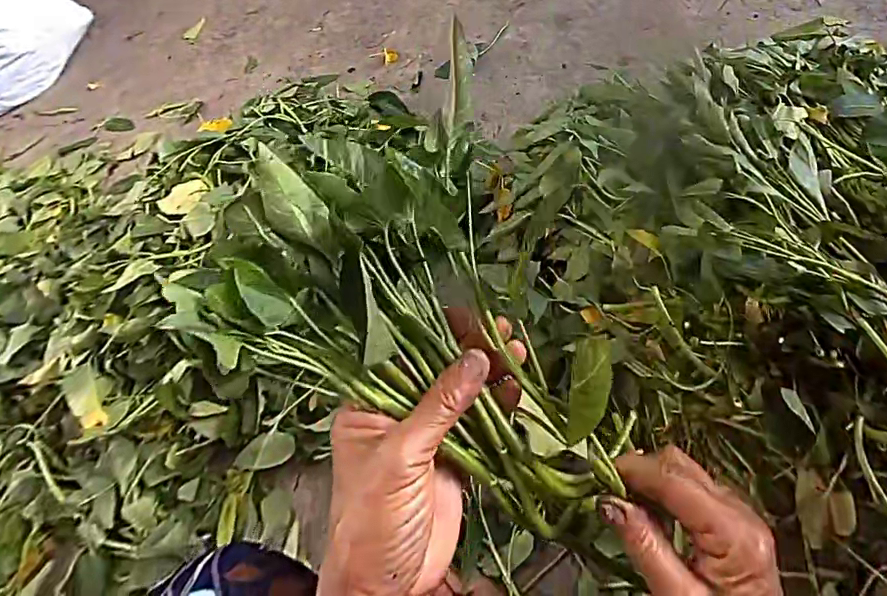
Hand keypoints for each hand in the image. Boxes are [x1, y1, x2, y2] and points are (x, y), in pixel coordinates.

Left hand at [318, 319, 526, 595]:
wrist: (385, 590)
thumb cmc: (370, 524)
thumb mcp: (401, 457)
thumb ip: (441, 406)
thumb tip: (475, 358)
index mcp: (369, 405)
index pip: (403, 353)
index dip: (435, 330)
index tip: (467, 317)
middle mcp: (398, 413)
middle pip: (439, 368)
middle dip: (471, 348)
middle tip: (501, 332)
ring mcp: (428, 434)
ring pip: (463, 392)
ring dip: (490, 372)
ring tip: (516, 353)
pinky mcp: (454, 457)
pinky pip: (479, 422)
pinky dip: (499, 405)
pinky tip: (514, 390)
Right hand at [600, 447, 782, 595]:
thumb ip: (646, 547)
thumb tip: (610, 501)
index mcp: (733, 532)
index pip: (676, 479)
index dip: (636, 469)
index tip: (602, 471)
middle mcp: (742, 511)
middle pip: (682, 467)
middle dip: (643, 470)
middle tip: (609, 486)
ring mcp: (743, 513)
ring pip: (688, 472)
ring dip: (654, 479)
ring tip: (625, 498)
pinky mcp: (737, 520)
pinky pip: (697, 490)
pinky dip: (669, 492)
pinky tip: (652, 511)